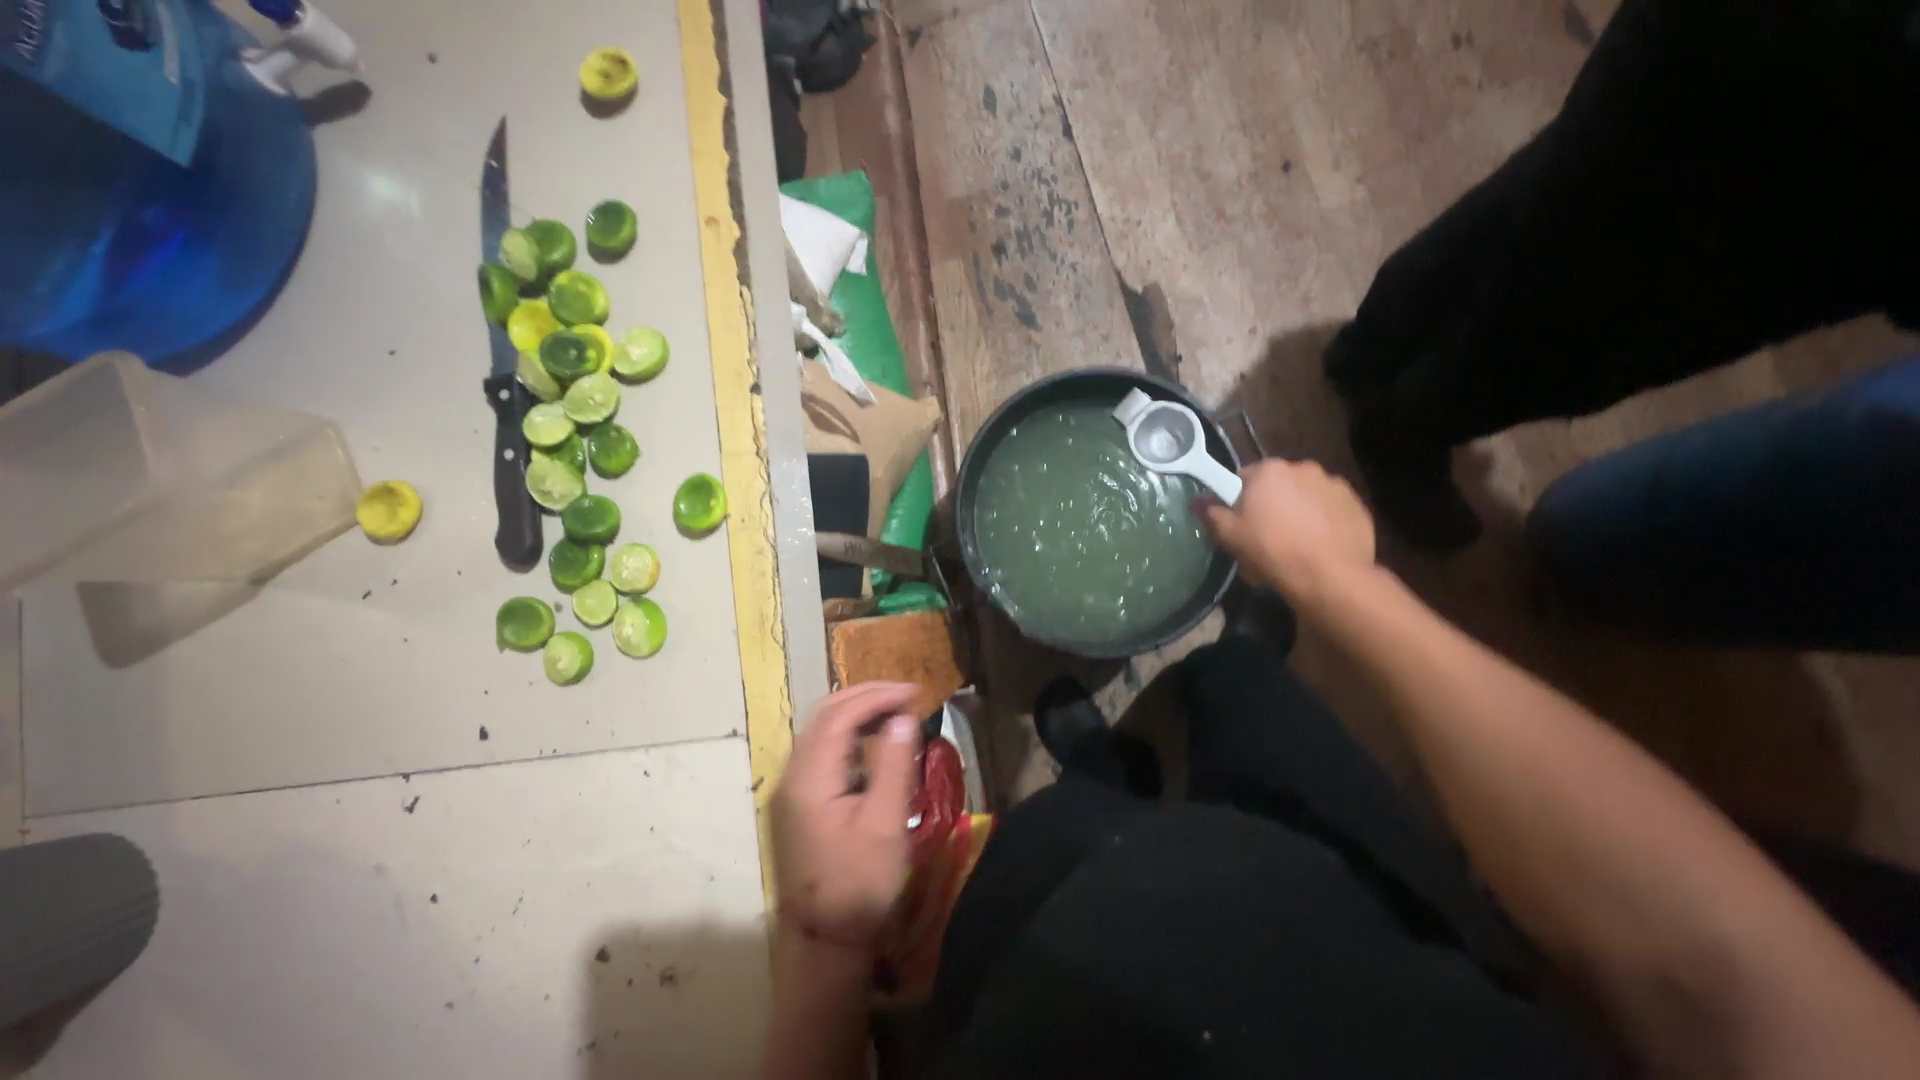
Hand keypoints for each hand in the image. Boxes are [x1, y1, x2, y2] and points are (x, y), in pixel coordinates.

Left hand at [771, 682, 922, 953]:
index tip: (915, 692)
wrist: (824, 942)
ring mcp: (791, 793)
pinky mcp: (798, 808)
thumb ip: (893, 766)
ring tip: (895, 713)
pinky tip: (873, 745)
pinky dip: (848, 738)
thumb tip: (902, 719)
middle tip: (906, 695)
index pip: (840, 715)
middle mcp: (792, 777)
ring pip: (820, 734)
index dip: (877, 696)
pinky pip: (821, 755)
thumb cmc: (859, 884)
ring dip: (856, 715)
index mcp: (810, 777)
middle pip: (824, 717)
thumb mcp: (885, 824)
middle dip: (865, 697)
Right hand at [1200, 459, 1375, 601]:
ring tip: (1296, 543)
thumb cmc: (1273, 552)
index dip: (1238, 500)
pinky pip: (1330, 508)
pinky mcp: (1355, 504)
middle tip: (1266, 536)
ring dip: (1299, 510)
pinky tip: (1319, 545)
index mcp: (1269, 471)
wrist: (1330, 577)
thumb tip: (1197, 501)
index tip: (1240, 522)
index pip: (1243, 478)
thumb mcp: (1231, 537)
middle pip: (1277, 484)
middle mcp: (1303, 468)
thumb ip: (1211, 514)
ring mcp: (1333, 484)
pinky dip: (1324, 521)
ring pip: (1306, 495)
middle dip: (1271, 503)